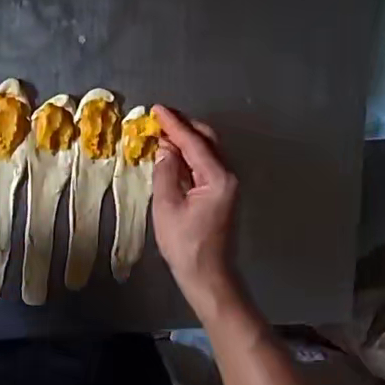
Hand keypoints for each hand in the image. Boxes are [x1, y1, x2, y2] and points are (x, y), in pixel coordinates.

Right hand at [151, 105, 243, 315]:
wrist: (207, 275)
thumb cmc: (185, 245)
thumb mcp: (167, 207)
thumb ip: (165, 173)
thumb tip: (165, 149)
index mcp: (217, 177)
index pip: (193, 142)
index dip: (174, 124)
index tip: (156, 109)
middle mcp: (228, 176)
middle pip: (207, 140)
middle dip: (184, 126)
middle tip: (160, 117)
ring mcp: (227, 185)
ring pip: (208, 151)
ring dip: (187, 140)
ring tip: (164, 132)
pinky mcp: (222, 195)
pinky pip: (206, 165)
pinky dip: (190, 155)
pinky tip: (174, 155)